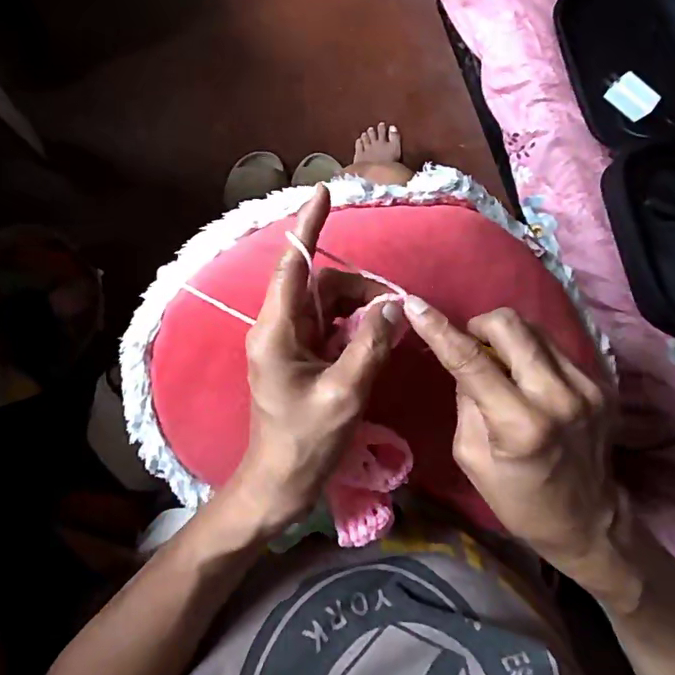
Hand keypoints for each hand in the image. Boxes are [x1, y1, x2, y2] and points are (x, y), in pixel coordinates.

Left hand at [216, 186, 401, 539]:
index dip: (309, 225)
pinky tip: (380, 339)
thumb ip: (370, 346)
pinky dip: (357, 326)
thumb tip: (395, 306)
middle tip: (398, 309)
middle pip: (321, 284)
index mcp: (276, 331)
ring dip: (362, 307)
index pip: (292, 264)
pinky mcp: (302, 358)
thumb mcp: (344, 394)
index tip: (325, 191)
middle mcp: (279, 328)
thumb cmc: (304, 442)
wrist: (280, 483)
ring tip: (393, 326)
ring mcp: (290, 343)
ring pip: (330, 304)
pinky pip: (332, 327)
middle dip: (360, 286)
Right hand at [404, 299, 627, 582]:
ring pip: (534, 328)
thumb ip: (467, 401)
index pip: (471, 361)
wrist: (588, 521)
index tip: (414, 304)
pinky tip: (527, 379)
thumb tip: (465, 360)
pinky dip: (530, 353)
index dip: (439, 328)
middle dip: (479, 325)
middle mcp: (558, 396)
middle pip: (511, 325)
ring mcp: (586, 386)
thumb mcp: (471, 456)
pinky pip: (554, 347)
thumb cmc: (518, 499)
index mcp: (521, 424)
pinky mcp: (601, 383)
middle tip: (471, 347)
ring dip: (507, 338)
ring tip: (499, 365)